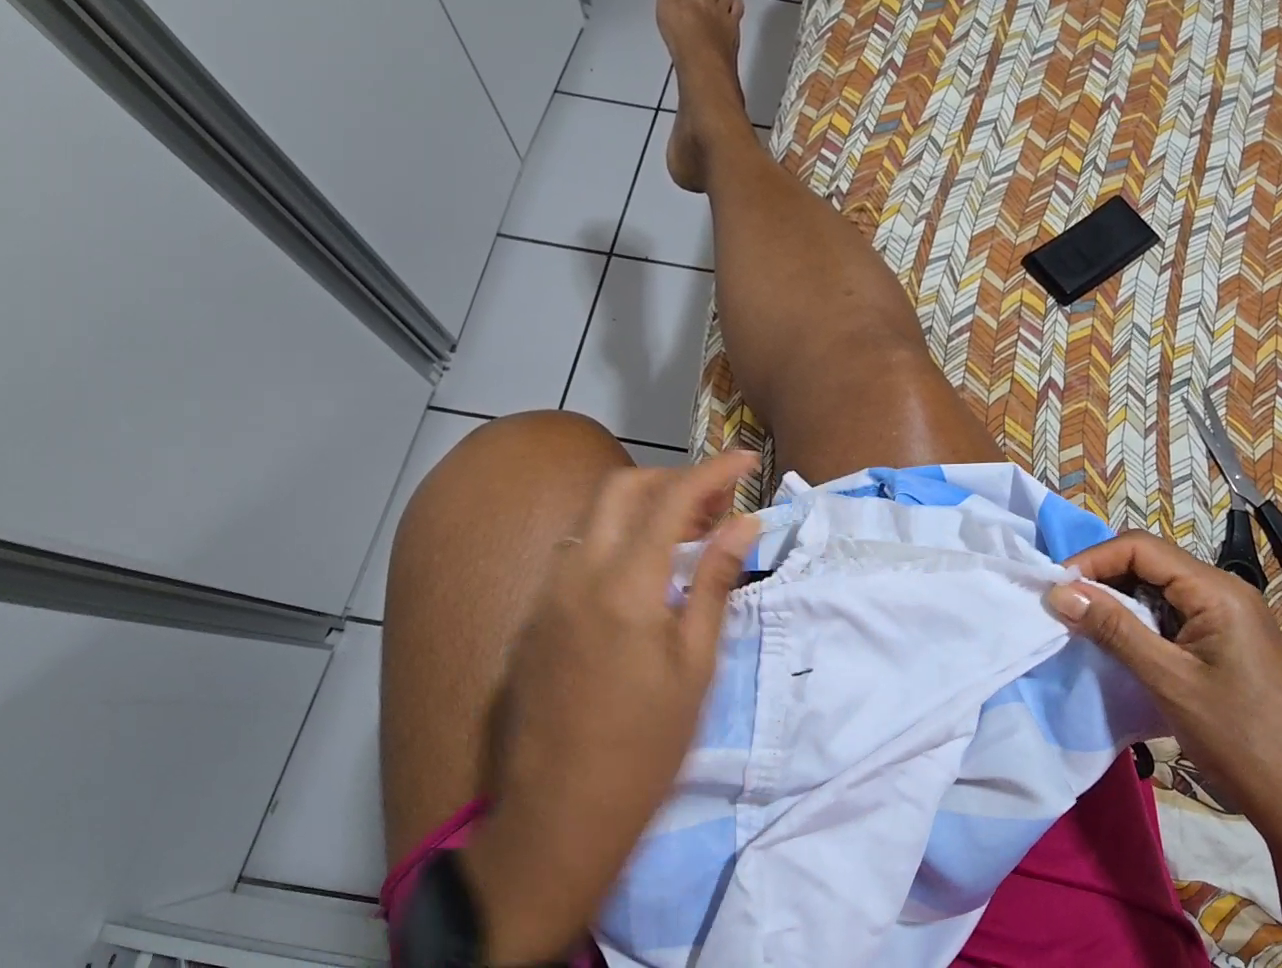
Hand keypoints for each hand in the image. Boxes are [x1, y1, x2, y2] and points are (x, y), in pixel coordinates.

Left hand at [462, 450, 760, 963]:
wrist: (557, 818)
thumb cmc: (645, 748)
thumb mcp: (696, 666)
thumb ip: (714, 583)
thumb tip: (743, 524)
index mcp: (623, 585)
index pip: (672, 500)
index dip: (715, 472)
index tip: (748, 462)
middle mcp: (575, 575)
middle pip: (620, 490)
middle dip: (673, 480)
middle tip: (718, 502)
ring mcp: (546, 598)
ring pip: (592, 520)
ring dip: (642, 510)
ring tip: (688, 536)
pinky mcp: (533, 623)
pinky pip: (575, 557)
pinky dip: (615, 544)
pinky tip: (643, 578)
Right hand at [1044, 531, 1281, 838]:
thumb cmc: (1235, 735)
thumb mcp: (1166, 679)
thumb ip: (1113, 629)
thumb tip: (1059, 593)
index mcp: (1217, 591)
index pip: (1142, 548)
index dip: (1093, 560)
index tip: (1055, 588)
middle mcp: (1224, 591)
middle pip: (1151, 563)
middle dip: (1102, 578)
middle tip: (1062, 607)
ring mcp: (1228, 616)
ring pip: (1159, 589)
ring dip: (1119, 601)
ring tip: (1082, 624)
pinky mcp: (1225, 640)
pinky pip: (1174, 613)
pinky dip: (1140, 621)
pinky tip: (1118, 643)